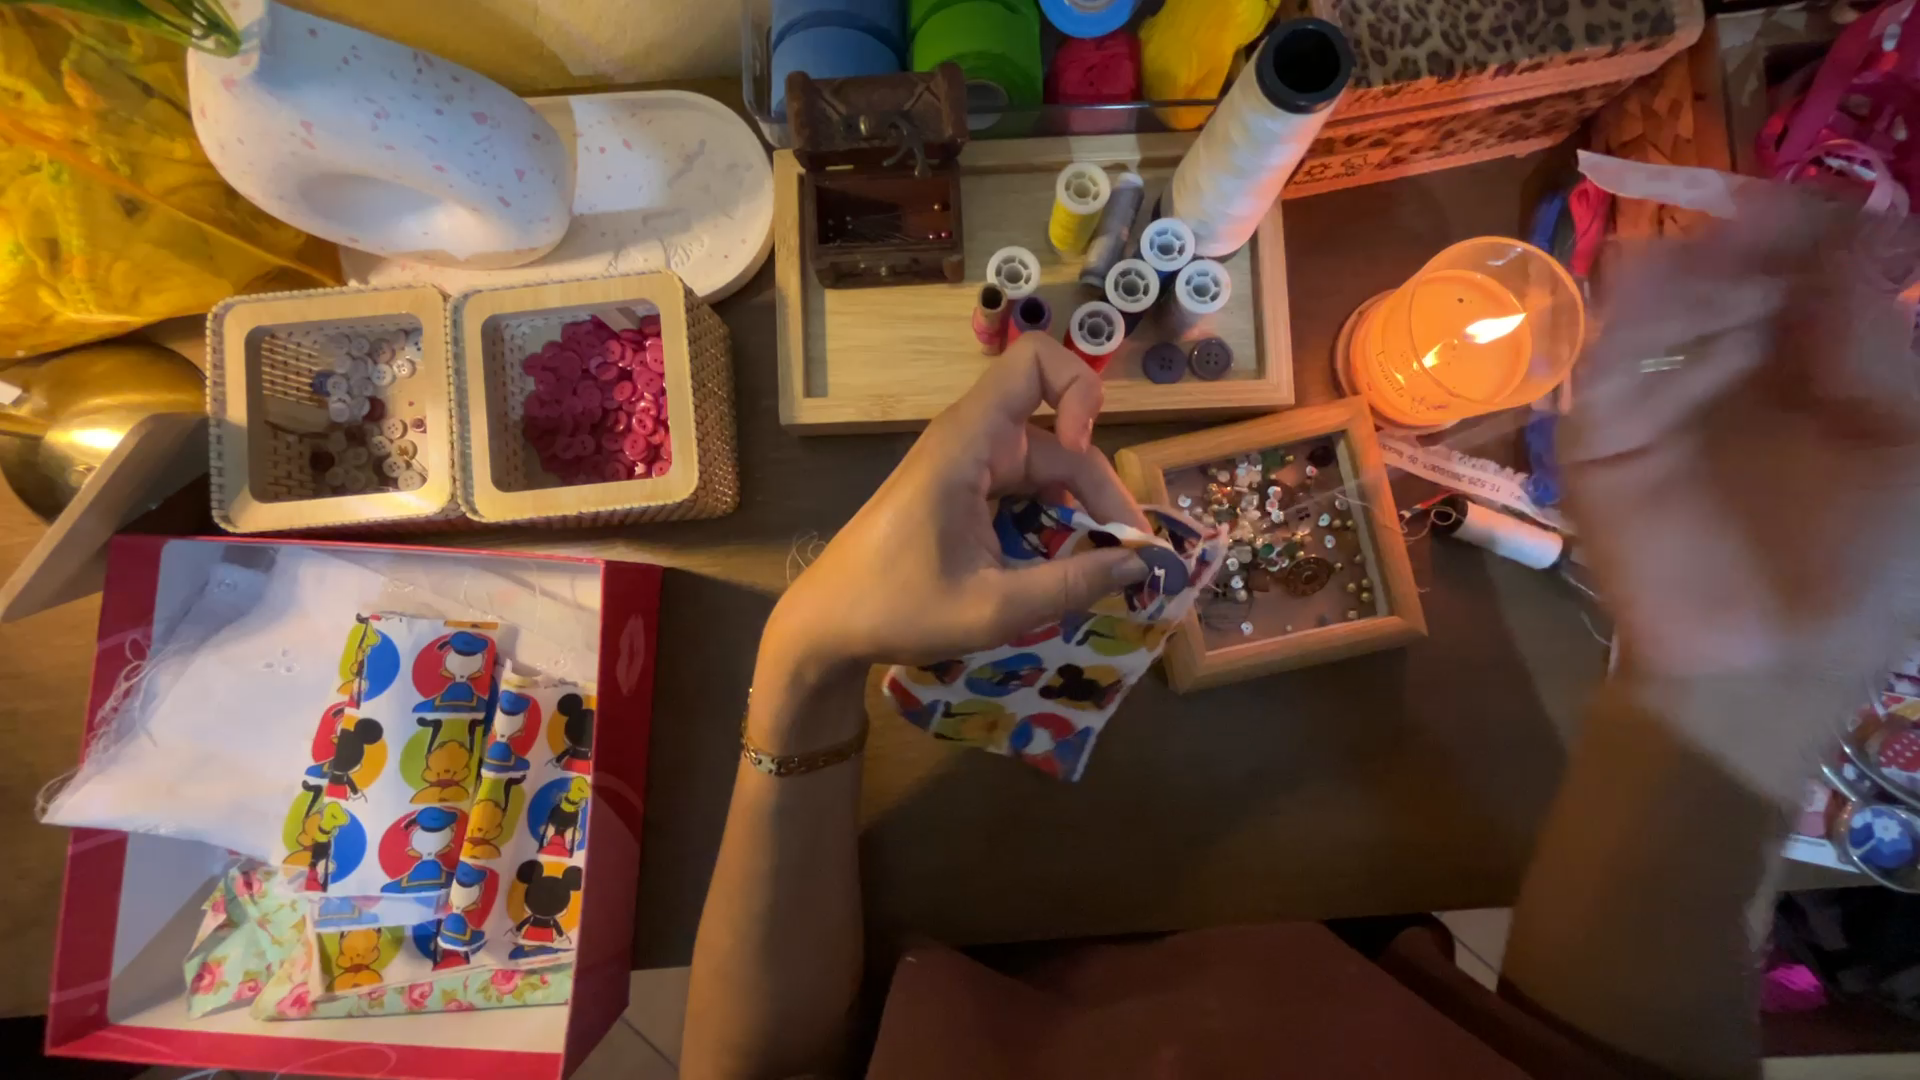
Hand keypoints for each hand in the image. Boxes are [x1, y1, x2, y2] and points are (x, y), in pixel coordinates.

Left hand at [761, 336, 1151, 691]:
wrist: (828, 622)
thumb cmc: (897, 610)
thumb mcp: (994, 609)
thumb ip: (1072, 585)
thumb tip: (1139, 562)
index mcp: (967, 443)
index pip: (1035, 361)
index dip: (1079, 390)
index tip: (1087, 454)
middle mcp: (969, 439)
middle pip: (1057, 430)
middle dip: (1099, 485)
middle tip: (1128, 553)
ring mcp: (964, 464)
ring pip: (1045, 461)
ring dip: (1080, 505)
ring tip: (1106, 562)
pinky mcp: (961, 488)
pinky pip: (1023, 484)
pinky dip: (1052, 514)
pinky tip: (1065, 558)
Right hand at [1563, 190, 1919, 685]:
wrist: (1765, 645)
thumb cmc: (1862, 547)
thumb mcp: (1903, 430)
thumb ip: (1867, 339)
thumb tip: (1840, 235)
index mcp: (1804, 357)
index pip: (1788, 269)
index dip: (1798, 227)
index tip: (1799, 203)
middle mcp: (1720, 366)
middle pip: (1713, 278)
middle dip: (1736, 247)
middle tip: (1750, 232)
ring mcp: (1648, 400)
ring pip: (1650, 312)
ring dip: (1683, 278)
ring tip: (1706, 268)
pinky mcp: (1593, 438)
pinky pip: (1603, 371)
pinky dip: (1627, 330)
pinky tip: (1660, 308)